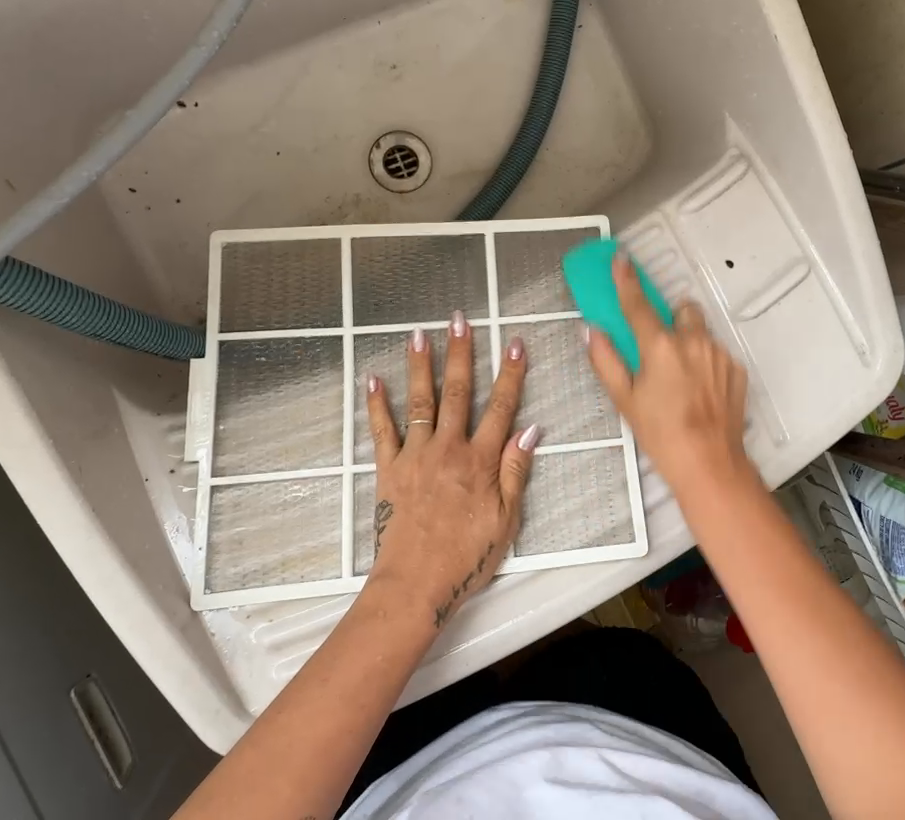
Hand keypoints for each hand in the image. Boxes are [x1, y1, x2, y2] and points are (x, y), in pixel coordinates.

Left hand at [363, 311, 537, 629]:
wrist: (415, 584)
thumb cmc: (466, 558)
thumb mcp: (506, 519)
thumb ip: (516, 471)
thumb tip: (531, 429)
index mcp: (481, 461)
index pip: (501, 407)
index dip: (510, 374)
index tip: (514, 344)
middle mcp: (449, 449)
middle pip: (458, 392)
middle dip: (461, 353)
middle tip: (459, 320)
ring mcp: (416, 456)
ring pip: (421, 401)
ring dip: (421, 365)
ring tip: (420, 334)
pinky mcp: (389, 469)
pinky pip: (382, 430)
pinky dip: (377, 403)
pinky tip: (374, 379)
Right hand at [587, 252, 752, 494]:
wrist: (709, 462)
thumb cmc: (661, 433)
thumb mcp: (624, 399)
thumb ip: (606, 360)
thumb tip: (592, 332)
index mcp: (660, 346)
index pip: (638, 304)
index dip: (626, 279)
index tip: (621, 259)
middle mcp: (693, 341)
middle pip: (681, 310)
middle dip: (671, 320)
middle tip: (659, 348)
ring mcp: (719, 353)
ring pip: (700, 332)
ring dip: (689, 343)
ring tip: (681, 378)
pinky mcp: (736, 368)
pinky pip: (716, 352)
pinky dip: (705, 362)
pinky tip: (699, 390)